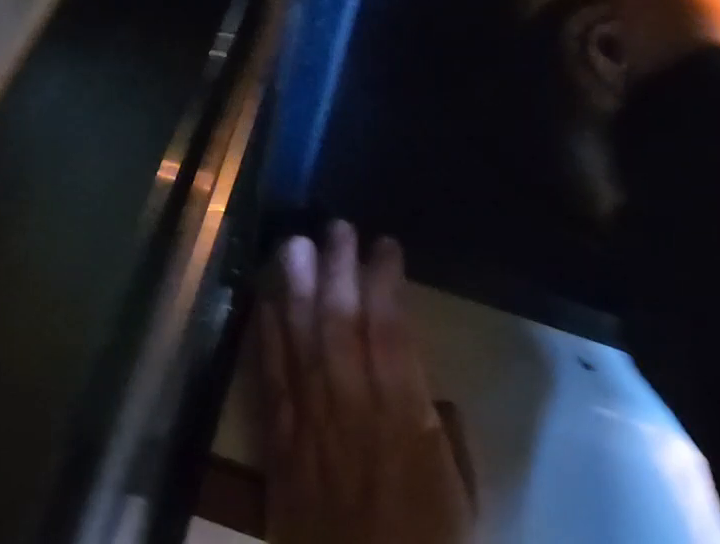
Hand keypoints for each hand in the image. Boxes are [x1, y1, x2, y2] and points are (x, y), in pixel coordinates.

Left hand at [255, 223, 473, 543]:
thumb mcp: (457, 492)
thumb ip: (441, 432)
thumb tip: (423, 388)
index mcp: (404, 419)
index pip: (393, 332)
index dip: (386, 282)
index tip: (385, 244)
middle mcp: (352, 409)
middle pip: (340, 324)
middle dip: (338, 270)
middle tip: (336, 227)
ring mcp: (309, 423)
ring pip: (300, 342)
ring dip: (296, 289)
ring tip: (294, 244)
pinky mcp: (278, 442)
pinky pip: (269, 379)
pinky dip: (265, 337)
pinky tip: (263, 302)